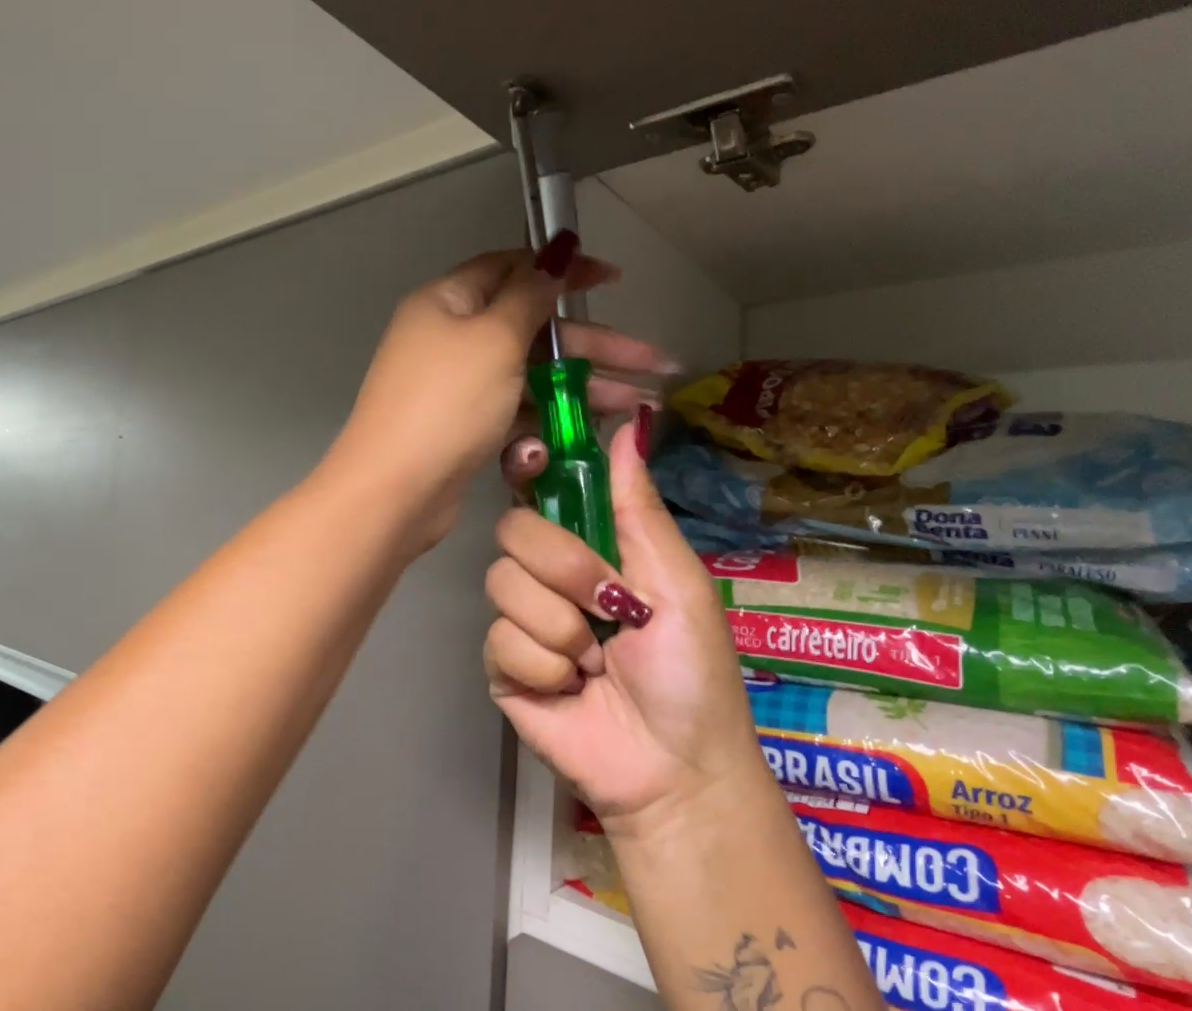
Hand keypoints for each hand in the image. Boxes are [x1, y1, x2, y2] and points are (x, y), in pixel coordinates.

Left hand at [325, 234, 668, 549]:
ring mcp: (455, 386)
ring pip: (529, 374)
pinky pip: (514, 410)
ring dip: (582, 386)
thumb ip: (530, 295)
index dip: (563, 271)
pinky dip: (548, 417)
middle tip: (655, 362)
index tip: (613, 281)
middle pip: (532, 328)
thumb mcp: (493, 339)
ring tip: (640, 404)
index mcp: (447, 301)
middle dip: (594, 345)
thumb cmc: (445, 405)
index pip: (511, 268)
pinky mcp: (463, 427)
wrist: (393, 492)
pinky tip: (588, 432)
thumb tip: (555, 251)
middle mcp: (448, 337)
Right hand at [485, 420, 764, 835]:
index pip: (543, 491)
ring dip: (562, 630)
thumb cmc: (692, 672)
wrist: (673, 768)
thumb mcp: (677, 583)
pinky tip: (570, 690)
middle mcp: (550, 577)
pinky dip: (545, 668)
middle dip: (566, 569)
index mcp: (593, 548)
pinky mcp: (501, 666)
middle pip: (514, 531)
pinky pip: (500, 640)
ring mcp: (522, 621)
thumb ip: (639, 510)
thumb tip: (629, 424)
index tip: (535, 462)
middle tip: (609, 607)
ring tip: (595, 664)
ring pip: (503, 587)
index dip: (533, 472)